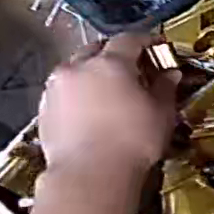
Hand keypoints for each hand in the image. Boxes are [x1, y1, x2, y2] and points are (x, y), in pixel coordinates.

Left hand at [36, 32, 178, 183]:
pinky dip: (79, 93)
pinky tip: (92, 110)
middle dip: (114, 53)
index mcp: (110, 63)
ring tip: (110, 90)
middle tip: (133, 67)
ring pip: (75, 69)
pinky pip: (64, 91)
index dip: (146, 40)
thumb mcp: (162, 112)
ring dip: (93, 73)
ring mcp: (56, 89)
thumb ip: (165, 88)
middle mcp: (78, 68)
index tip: (158, 46)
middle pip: (96, 49)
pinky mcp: (43, 110)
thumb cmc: (134, 139)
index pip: (129, 39)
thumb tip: (170, 74)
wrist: (90, 174)